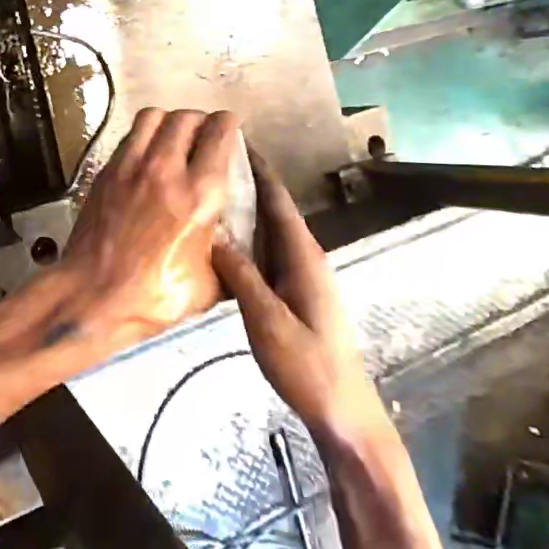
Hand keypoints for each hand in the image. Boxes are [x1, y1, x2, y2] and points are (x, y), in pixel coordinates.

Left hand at [43, 108, 243, 356]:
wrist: (93, 295)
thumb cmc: (155, 296)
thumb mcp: (210, 283)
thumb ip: (229, 256)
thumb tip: (237, 246)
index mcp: (200, 193)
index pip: (219, 133)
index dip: (229, 124)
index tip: (231, 129)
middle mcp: (166, 168)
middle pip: (186, 117)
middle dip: (200, 120)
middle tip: (204, 134)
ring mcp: (131, 166)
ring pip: (154, 117)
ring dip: (169, 121)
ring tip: (174, 137)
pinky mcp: (106, 172)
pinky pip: (129, 136)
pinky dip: (143, 135)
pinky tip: (147, 155)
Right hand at [212, 152, 384, 440]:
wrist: (341, 408)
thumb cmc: (307, 364)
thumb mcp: (267, 320)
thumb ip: (241, 276)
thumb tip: (213, 234)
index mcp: (303, 255)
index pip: (278, 200)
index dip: (258, 168)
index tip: (233, 139)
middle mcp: (304, 256)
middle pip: (273, 209)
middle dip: (245, 182)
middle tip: (206, 163)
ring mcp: (299, 274)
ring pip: (267, 230)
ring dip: (243, 209)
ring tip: (206, 192)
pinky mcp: (293, 291)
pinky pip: (264, 252)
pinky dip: (244, 238)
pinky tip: (219, 241)